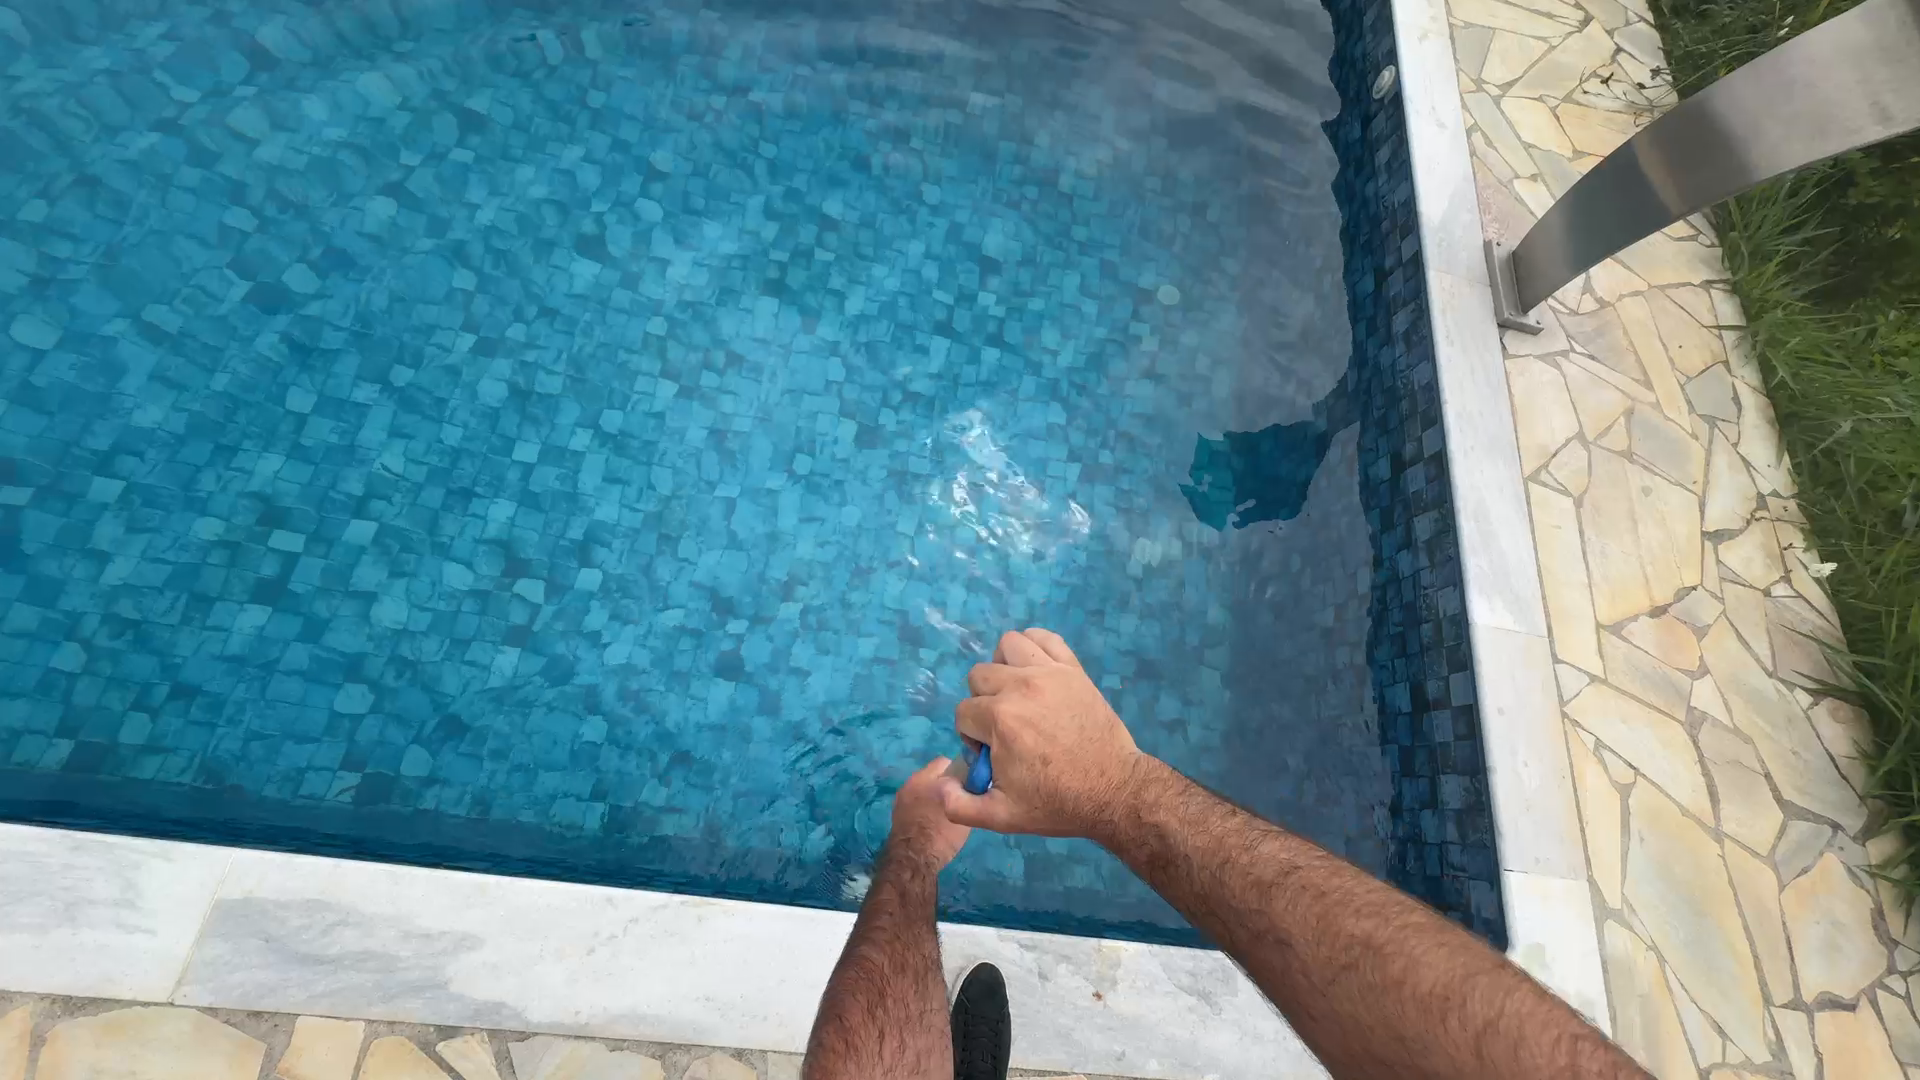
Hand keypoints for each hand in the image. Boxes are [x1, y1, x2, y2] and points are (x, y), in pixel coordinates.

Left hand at [886, 757, 970, 871]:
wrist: (914, 859)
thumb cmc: (942, 836)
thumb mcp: (962, 813)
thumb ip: (965, 794)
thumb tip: (968, 786)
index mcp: (929, 778)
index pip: (946, 761)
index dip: (957, 770)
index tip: (965, 784)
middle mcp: (913, 780)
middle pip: (933, 771)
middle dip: (944, 779)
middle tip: (955, 796)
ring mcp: (902, 793)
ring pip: (922, 783)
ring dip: (931, 790)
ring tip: (941, 808)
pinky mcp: (896, 807)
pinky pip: (913, 796)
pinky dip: (921, 801)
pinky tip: (928, 817)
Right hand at [937, 628, 1146, 837]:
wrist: (1114, 791)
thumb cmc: (1057, 803)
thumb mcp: (1001, 817)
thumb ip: (959, 805)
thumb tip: (938, 783)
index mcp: (1000, 719)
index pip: (963, 713)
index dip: (972, 737)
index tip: (993, 756)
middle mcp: (1020, 686)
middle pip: (979, 676)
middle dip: (983, 703)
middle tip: (1005, 729)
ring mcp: (1049, 672)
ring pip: (1007, 646)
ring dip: (1005, 668)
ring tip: (1017, 695)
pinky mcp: (1073, 669)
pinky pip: (1045, 638)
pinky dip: (1034, 647)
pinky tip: (1036, 671)